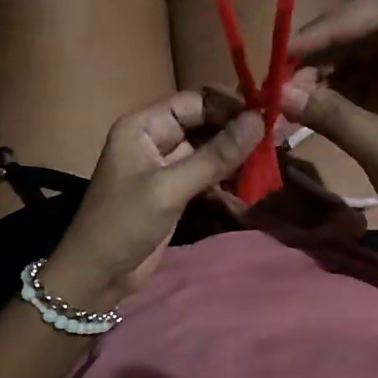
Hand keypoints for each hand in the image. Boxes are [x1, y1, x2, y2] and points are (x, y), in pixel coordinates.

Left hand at [42, 90, 262, 310]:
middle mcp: (155, 139)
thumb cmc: (124, 224)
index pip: (195, 102)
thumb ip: (215, 156)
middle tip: (279, 137)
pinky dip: (228, 178)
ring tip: (273, 159)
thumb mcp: (170, 188)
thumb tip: (259, 120)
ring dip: (237, 156)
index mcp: (143, 126)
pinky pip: (207, 175)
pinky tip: (254, 182)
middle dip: (238, 131)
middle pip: (204, 124)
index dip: (231, 106)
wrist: (98, 274)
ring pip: (209, 150)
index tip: (269, 114)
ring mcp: (166, 167)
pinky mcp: (175, 192)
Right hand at [281, 0, 377, 252]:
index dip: (333, 25)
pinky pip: (363, 86)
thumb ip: (333, 116)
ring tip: (289, 96)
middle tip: (282, 77)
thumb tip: (279, 92)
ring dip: (324, 72)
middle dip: (324, 50)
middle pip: (369, 31)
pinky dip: (334, 94)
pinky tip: (307, 107)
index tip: (290, 51)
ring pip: (362, 58)